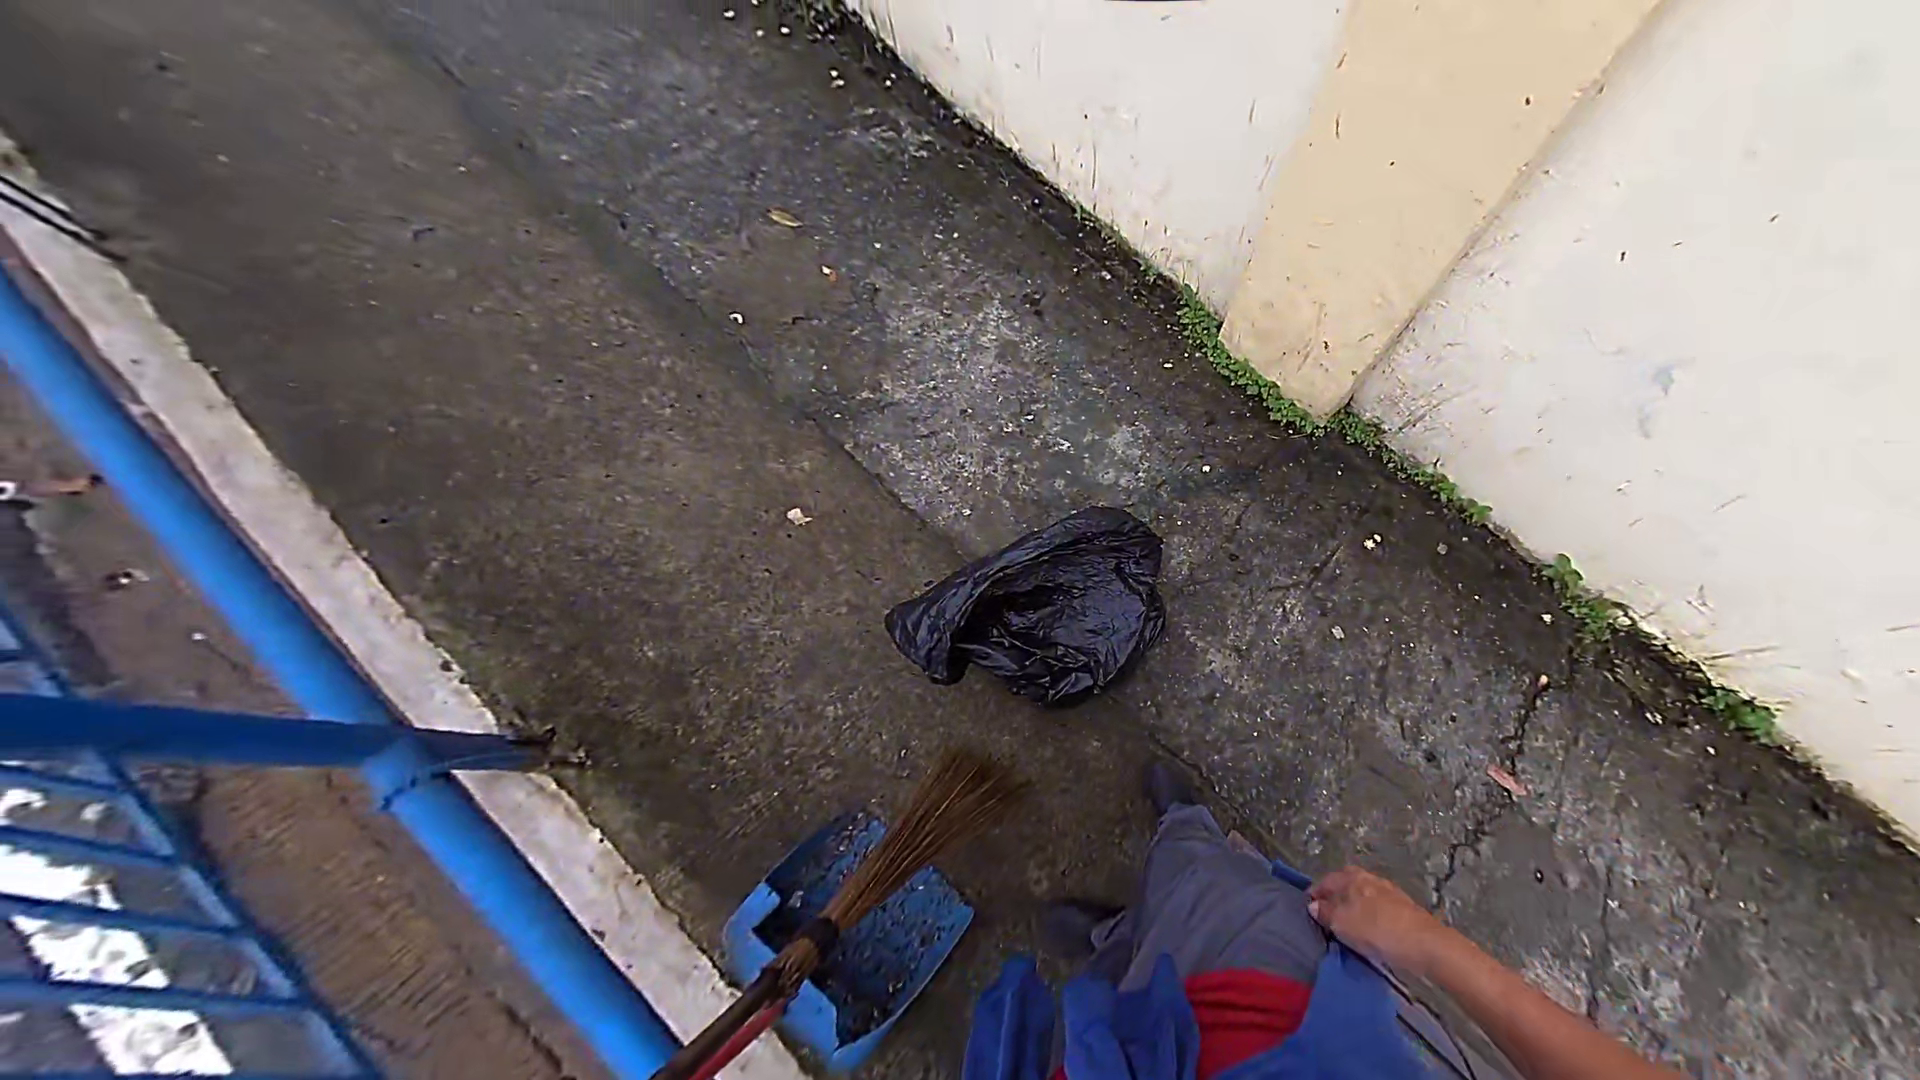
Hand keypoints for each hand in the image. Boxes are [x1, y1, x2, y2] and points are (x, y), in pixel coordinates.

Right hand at [1307, 866, 1450, 976]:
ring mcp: (1390, 892)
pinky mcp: (1406, 909)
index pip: (1324, 882)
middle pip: (1345, 887)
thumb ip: (1324, 913)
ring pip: (1364, 898)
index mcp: (1349, 877)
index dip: (1315, 896)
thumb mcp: (1342, 924)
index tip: (1310, 912)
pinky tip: (1374, 932)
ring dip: (1356, 909)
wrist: (1429, 946)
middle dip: (1337, 900)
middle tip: (1331, 919)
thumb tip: (1313, 906)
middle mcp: (1368, 878)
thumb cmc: (1378, 930)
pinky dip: (1373, 918)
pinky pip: (1380, 910)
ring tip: (1353, 928)